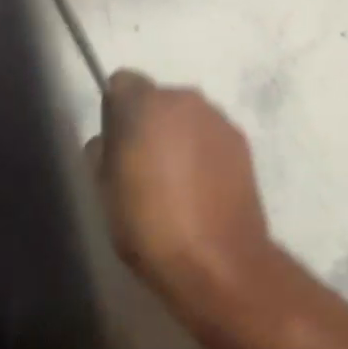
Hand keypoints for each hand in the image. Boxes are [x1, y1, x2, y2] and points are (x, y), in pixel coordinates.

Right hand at [88, 70, 276, 323]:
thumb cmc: (150, 225)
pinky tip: (201, 191)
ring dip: (178, 138)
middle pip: (157, 99)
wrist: (220, 265)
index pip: (121, 83)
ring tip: (176, 183)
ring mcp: (219, 121)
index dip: (115, 112)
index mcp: (145, 104)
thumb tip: (112, 143)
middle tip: (142, 167)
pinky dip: (203, 154)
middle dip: (149, 123)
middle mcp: (185, 100)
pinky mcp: (243, 144)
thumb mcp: (104, 190)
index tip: (116, 146)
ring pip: (186, 118)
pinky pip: (210, 138)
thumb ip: (103, 152)